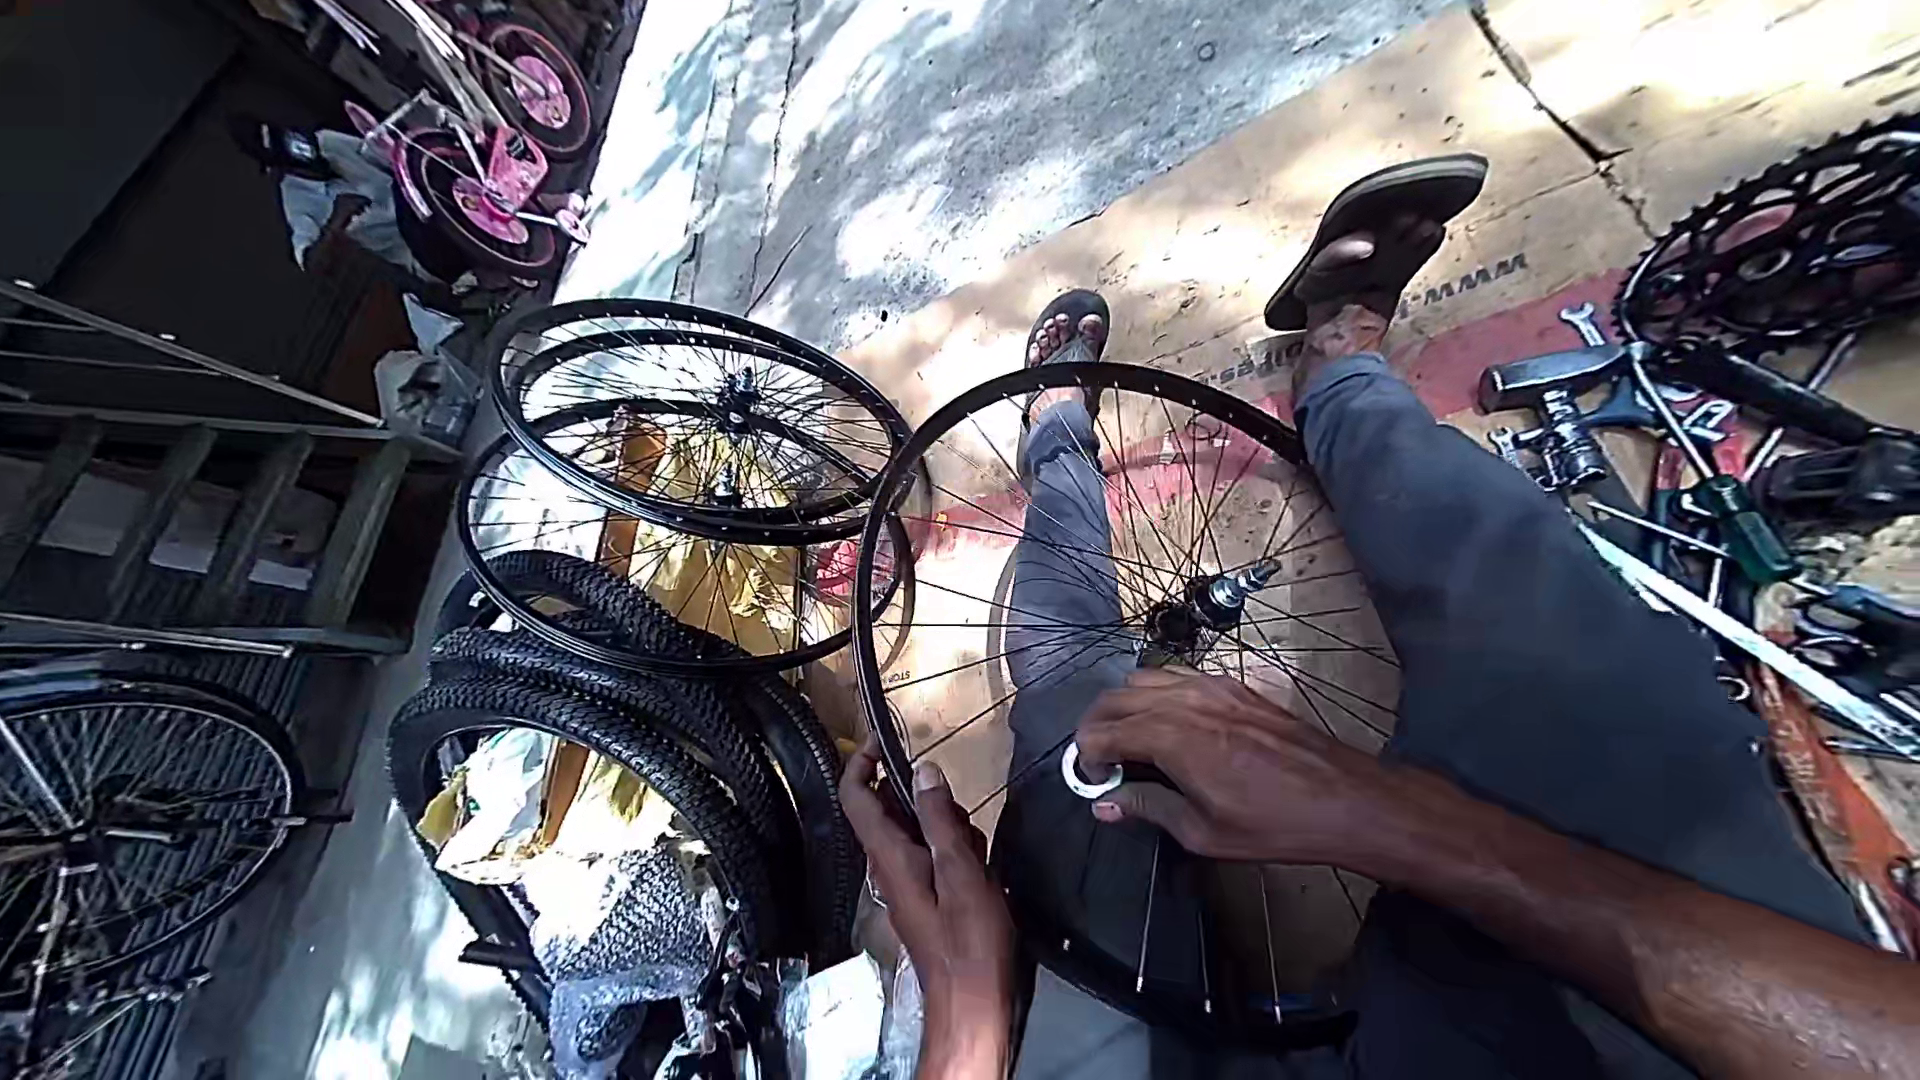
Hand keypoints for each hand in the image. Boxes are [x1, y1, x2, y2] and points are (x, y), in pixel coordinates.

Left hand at [840, 740, 1013, 1079]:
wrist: (973, 1003)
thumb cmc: (968, 939)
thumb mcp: (959, 870)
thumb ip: (939, 818)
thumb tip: (923, 768)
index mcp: (888, 854)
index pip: (856, 796)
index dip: (861, 761)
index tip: (883, 738)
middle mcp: (889, 862)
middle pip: (891, 806)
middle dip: (926, 797)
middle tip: (958, 813)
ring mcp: (906, 877)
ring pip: (917, 825)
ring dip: (946, 823)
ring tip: (972, 848)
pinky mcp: (924, 889)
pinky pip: (932, 848)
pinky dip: (954, 845)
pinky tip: (977, 866)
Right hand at [1076, 667, 1411, 864]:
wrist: (1345, 797)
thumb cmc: (1273, 823)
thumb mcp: (1202, 831)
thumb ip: (1146, 808)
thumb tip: (1103, 804)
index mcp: (1168, 736)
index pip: (1100, 733)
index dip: (1087, 759)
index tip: (1097, 782)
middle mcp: (1179, 699)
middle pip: (1111, 699)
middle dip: (1095, 728)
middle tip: (1103, 761)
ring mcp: (1205, 684)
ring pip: (1138, 679)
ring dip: (1123, 706)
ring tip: (1134, 739)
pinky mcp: (1227, 682)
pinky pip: (1172, 675)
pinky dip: (1156, 693)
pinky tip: (1170, 721)